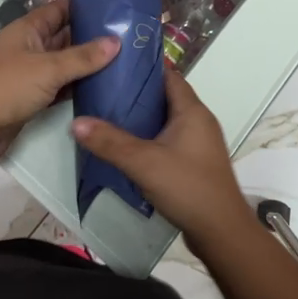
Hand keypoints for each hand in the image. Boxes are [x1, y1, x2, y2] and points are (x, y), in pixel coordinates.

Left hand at [0, 1, 119, 167]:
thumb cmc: (6, 88)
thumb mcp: (48, 69)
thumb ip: (83, 57)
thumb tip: (116, 41)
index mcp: (28, 29)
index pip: (61, 9)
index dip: (86, 6)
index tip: (118, 7)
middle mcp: (30, 46)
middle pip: (66, 35)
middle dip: (94, 36)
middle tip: (130, 36)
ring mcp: (31, 72)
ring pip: (65, 62)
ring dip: (88, 63)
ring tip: (124, 60)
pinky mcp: (33, 96)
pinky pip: (61, 85)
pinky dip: (78, 85)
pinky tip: (103, 86)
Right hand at [71, 68, 249, 241]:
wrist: (221, 232)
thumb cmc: (187, 187)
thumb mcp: (143, 162)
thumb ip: (110, 142)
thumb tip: (76, 121)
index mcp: (192, 110)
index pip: (169, 76)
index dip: (144, 69)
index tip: (115, 67)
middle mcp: (200, 121)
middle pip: (167, 97)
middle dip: (138, 95)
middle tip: (105, 93)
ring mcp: (200, 143)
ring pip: (168, 120)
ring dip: (144, 119)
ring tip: (111, 117)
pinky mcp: (197, 162)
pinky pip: (171, 140)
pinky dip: (152, 138)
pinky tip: (130, 148)